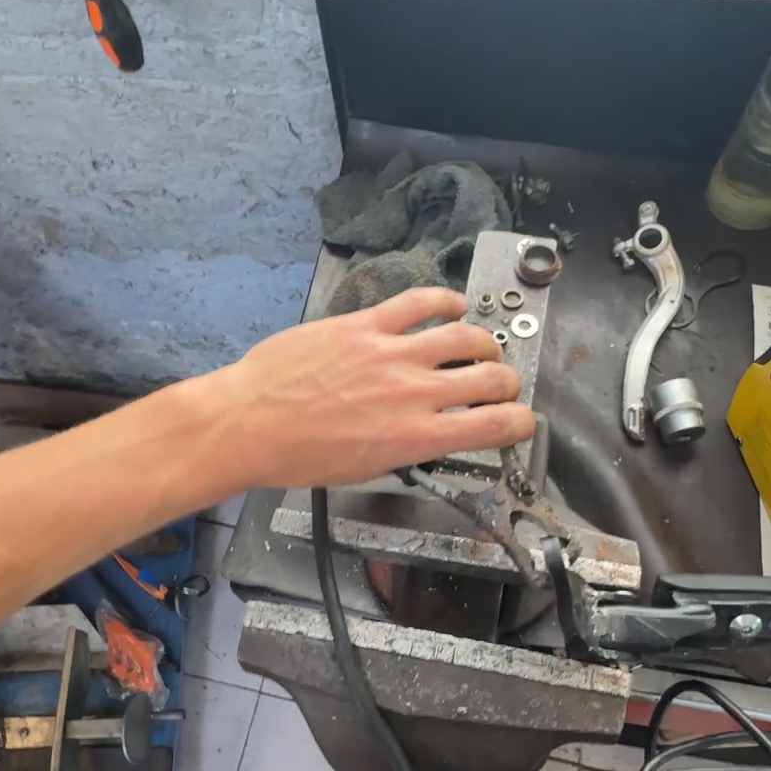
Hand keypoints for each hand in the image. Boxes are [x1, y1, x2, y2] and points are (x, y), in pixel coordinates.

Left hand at [212, 287, 535, 487]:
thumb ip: (409, 449)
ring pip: (464, 336)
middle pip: (490, 377)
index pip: (494, 426)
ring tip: (484, 347)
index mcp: (415, 437)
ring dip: (485, 342)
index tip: (519, 423)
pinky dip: (445, 301)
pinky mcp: (367, 325)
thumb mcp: (365, 469)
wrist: (250, 423)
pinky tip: (454, 306)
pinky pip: (418, 303)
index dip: (520, 424)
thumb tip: (431, 435)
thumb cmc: (299, 456)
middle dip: (508, 382)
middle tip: (503, 384)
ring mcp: (391, 354)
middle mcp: (413, 393)